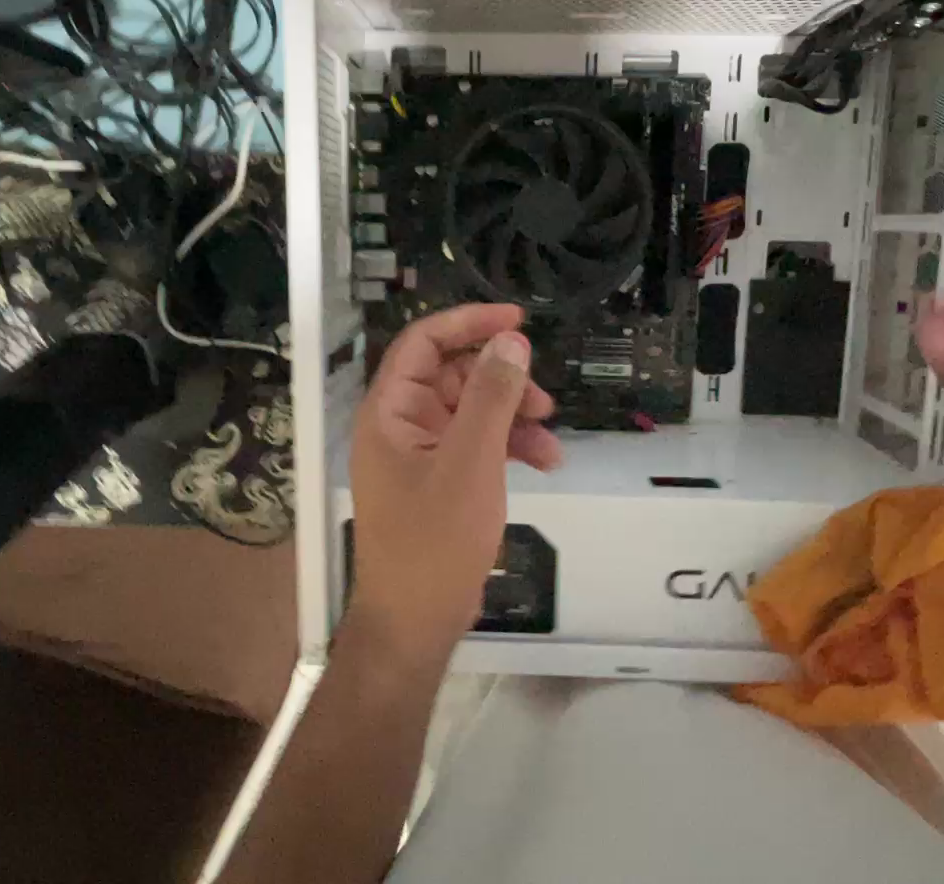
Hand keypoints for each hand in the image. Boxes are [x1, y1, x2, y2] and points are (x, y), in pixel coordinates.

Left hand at [347, 304, 560, 658]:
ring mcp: (421, 454)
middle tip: (545, 400)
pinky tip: (543, 464)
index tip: (516, 321)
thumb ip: (491, 397)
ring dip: (514, 419)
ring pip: (473, 412)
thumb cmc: (434, 542)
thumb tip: (510, 341)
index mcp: (391, 411)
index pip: (424, 343)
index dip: (468, 322)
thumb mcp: (470, 463)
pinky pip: (477, 445)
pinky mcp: (441, 480)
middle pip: (455, 376)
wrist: (415, 622)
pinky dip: (509, 448)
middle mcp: (402, 425)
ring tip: (552, 445)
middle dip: (504, 382)